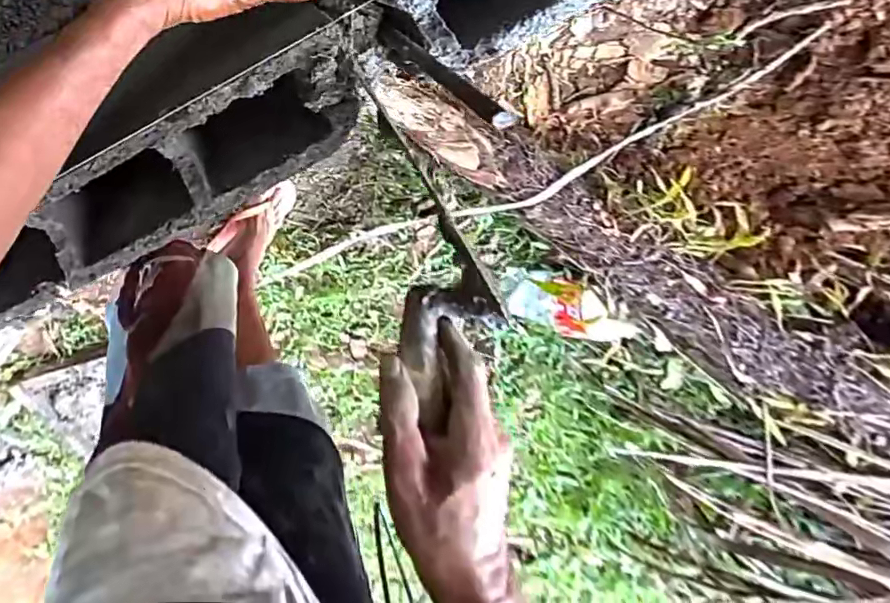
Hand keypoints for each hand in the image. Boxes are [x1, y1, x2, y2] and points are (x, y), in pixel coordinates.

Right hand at [380, 318, 517, 602]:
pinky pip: (467, 416)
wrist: (472, 579)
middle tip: (404, 358)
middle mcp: (495, 434)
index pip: (469, 368)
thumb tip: (392, 362)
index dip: (450, 337)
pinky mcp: (492, 457)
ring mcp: (497, 446)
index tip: (431, 314)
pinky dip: (444, 406)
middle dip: (436, 361)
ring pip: (466, 398)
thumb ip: (398, 411)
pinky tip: (422, 425)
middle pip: (467, 380)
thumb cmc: (433, 525)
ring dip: (438, 387)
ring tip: (406, 397)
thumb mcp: (404, 467)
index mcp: (477, 433)